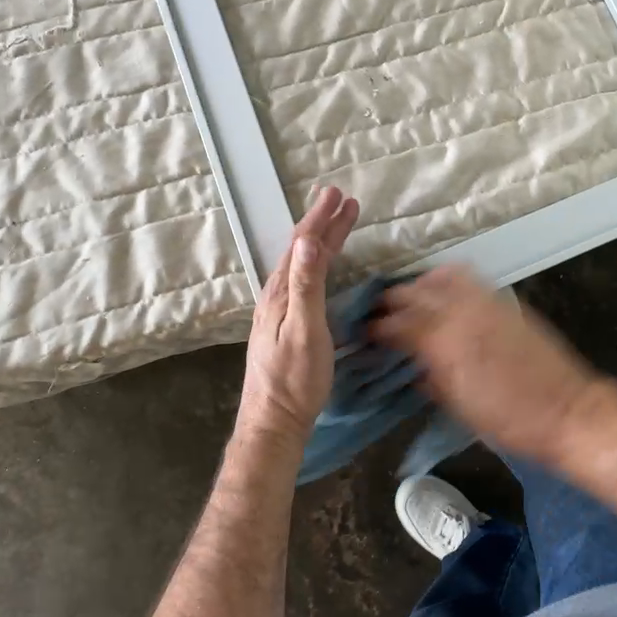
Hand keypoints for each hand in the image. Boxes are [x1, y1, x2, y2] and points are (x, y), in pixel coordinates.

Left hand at [238, 186, 359, 444]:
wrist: (274, 423)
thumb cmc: (295, 379)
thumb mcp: (304, 330)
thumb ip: (306, 285)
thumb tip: (307, 242)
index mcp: (281, 292)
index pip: (303, 245)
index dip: (321, 218)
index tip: (338, 194)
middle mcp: (276, 296)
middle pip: (302, 251)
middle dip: (323, 223)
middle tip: (342, 199)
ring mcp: (277, 311)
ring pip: (301, 265)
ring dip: (321, 241)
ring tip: (337, 224)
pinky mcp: (283, 325)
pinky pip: (302, 279)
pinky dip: (317, 262)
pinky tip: (319, 268)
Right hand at [371, 266, 602, 461]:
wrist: (568, 411)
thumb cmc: (511, 422)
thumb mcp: (461, 410)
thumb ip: (432, 382)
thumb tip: (413, 370)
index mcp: (445, 344)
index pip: (399, 326)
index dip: (377, 329)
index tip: (363, 334)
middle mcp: (462, 314)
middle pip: (415, 296)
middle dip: (391, 303)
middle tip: (376, 314)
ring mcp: (486, 302)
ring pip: (441, 279)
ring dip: (418, 286)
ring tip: (406, 299)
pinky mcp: (504, 302)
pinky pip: (468, 279)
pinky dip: (446, 279)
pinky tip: (441, 290)